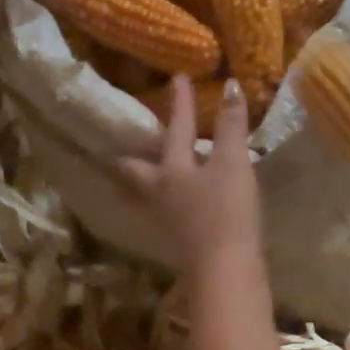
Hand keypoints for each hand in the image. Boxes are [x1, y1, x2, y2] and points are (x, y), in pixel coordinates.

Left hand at [119, 77, 261, 273]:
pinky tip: (172, 205)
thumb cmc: (226, 212)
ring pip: (146, 196)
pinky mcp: (178, 243)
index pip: (176, 129)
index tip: (177, 79)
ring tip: (139, 176)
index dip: (180, 104)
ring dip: (140, 184)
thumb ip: (232, 126)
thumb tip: (231, 85)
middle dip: (129, 158)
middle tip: (117, 151)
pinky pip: (164, 214)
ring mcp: (166, 222)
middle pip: (137, 172)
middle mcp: (160, 194)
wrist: (225, 270)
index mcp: (171, 170)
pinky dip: (163, 202)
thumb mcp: (233, 163)